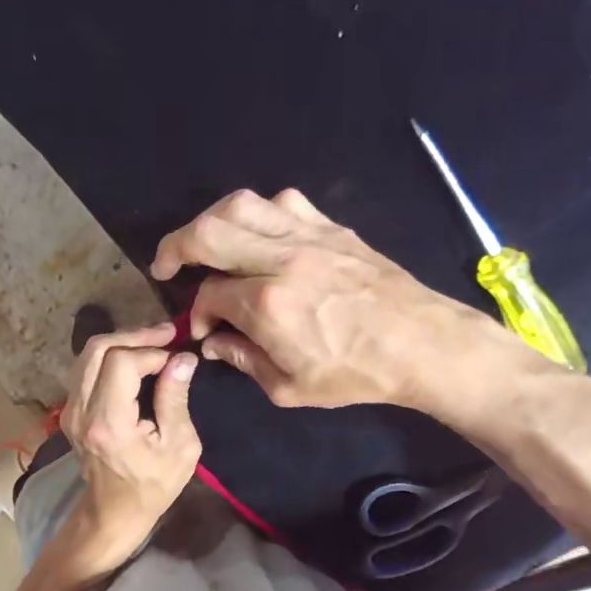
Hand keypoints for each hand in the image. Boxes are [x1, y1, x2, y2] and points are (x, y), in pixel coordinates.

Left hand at [57, 323, 202, 567]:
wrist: (114, 512)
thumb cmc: (153, 486)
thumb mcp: (180, 447)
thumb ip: (175, 399)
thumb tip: (182, 359)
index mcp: (109, 423)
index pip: (121, 362)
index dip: (150, 350)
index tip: (176, 357)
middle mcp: (81, 411)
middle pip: (97, 349)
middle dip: (133, 336)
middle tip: (165, 334)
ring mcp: (70, 411)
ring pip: (86, 355)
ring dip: (120, 343)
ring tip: (153, 343)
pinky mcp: (70, 411)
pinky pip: (85, 369)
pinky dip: (109, 357)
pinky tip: (134, 359)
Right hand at [150, 189, 536, 416]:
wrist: (423, 344)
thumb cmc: (356, 373)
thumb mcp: (288, 388)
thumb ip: (242, 359)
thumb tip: (213, 341)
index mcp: (268, 304)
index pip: (208, 293)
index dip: (197, 313)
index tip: (205, 330)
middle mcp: (281, 259)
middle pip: (209, 232)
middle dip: (175, 247)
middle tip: (166, 265)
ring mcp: (308, 236)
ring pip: (241, 204)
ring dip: (211, 220)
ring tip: (205, 242)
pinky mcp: (331, 227)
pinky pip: (282, 202)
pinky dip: (258, 213)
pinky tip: (257, 234)